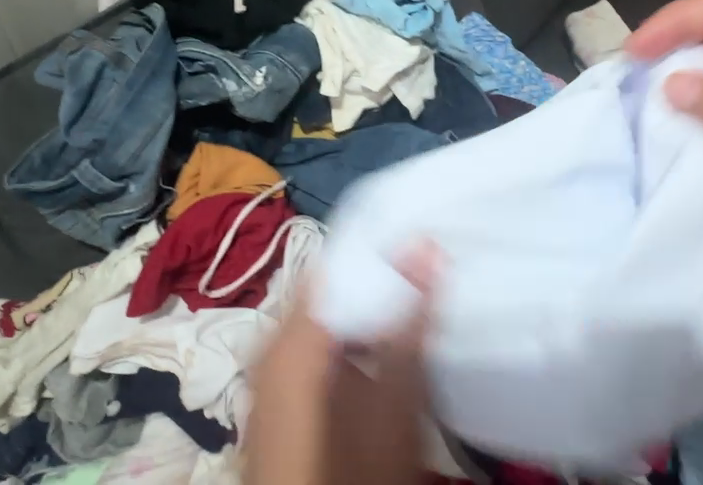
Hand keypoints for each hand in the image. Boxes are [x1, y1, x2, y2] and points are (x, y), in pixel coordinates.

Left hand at [245, 248, 438, 484]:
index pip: (336, 263)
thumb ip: (410, 319)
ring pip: (328, 323)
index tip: (426, 240)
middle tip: (432, 273)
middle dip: (381, 284)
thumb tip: (427, 243)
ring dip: (370, 316)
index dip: (382, 249)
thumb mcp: (391, 400)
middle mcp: (270, 350)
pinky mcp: (280, 406)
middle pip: (331, 293)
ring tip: (419, 307)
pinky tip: (387, 358)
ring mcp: (270, 381)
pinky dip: (353, 346)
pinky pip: (318, 353)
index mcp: (288, 338)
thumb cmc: (351, 474)